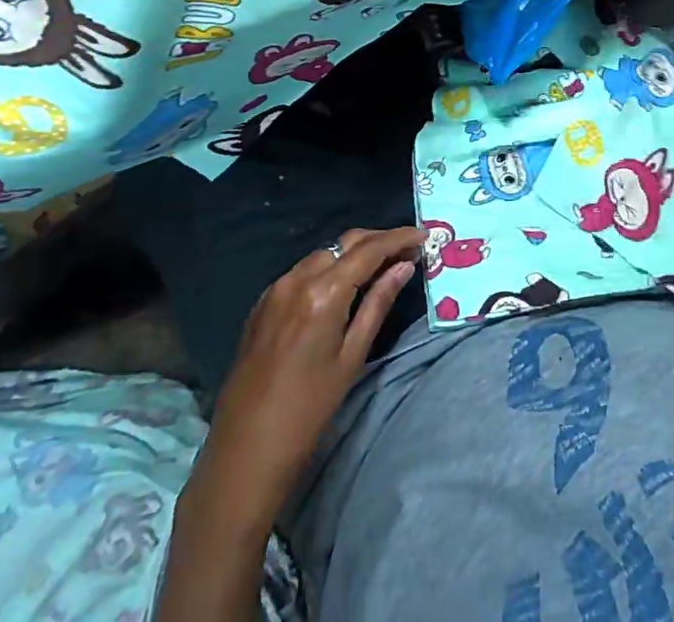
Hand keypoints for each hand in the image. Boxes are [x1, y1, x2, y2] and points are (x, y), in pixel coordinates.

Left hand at [200, 226, 424, 507]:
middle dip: (378, 240)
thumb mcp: (353, 354)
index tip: (424, 233)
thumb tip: (404, 266)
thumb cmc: (311, 405)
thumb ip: (378, 303)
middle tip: (408, 249)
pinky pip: (303, 271)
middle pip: (344, 244)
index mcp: (322, 292)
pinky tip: (344, 283)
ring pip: (323, 254)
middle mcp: (296, 278)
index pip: (368, 250)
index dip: (398, 237)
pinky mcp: (264, 301)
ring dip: (353, 253)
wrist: (249, 441)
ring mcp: (276, 288)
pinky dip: (329, 268)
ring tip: (382, 265)